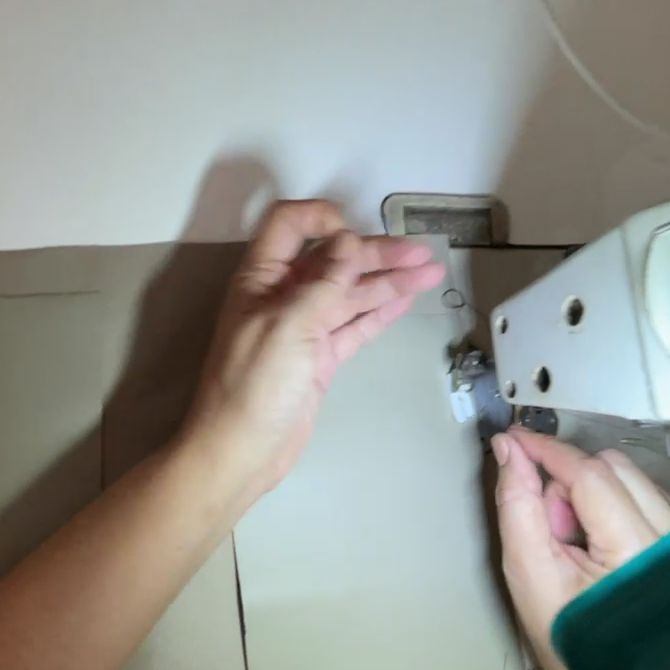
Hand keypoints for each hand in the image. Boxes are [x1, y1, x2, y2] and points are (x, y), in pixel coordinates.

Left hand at [183, 200, 445, 507]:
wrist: (240, 451)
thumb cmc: (254, 385)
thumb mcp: (288, 326)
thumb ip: (322, 282)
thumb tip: (349, 240)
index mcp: (260, 279)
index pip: (288, 226)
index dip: (321, 218)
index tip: (356, 229)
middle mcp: (281, 297)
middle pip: (330, 260)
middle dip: (373, 253)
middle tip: (419, 253)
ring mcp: (302, 328)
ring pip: (348, 293)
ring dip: (386, 280)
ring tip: (429, 271)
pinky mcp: (319, 358)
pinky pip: (353, 325)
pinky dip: (379, 310)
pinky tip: (406, 297)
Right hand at [492, 428, 669, 669]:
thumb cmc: (567, 638)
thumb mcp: (527, 571)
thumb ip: (517, 504)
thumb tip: (510, 449)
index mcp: (639, 553)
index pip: (590, 474)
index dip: (547, 450)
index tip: (511, 437)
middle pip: (611, 467)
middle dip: (566, 478)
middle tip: (547, 522)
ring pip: (628, 476)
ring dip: (587, 491)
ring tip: (571, 539)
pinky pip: (642, 492)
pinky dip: (608, 502)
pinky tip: (594, 541)